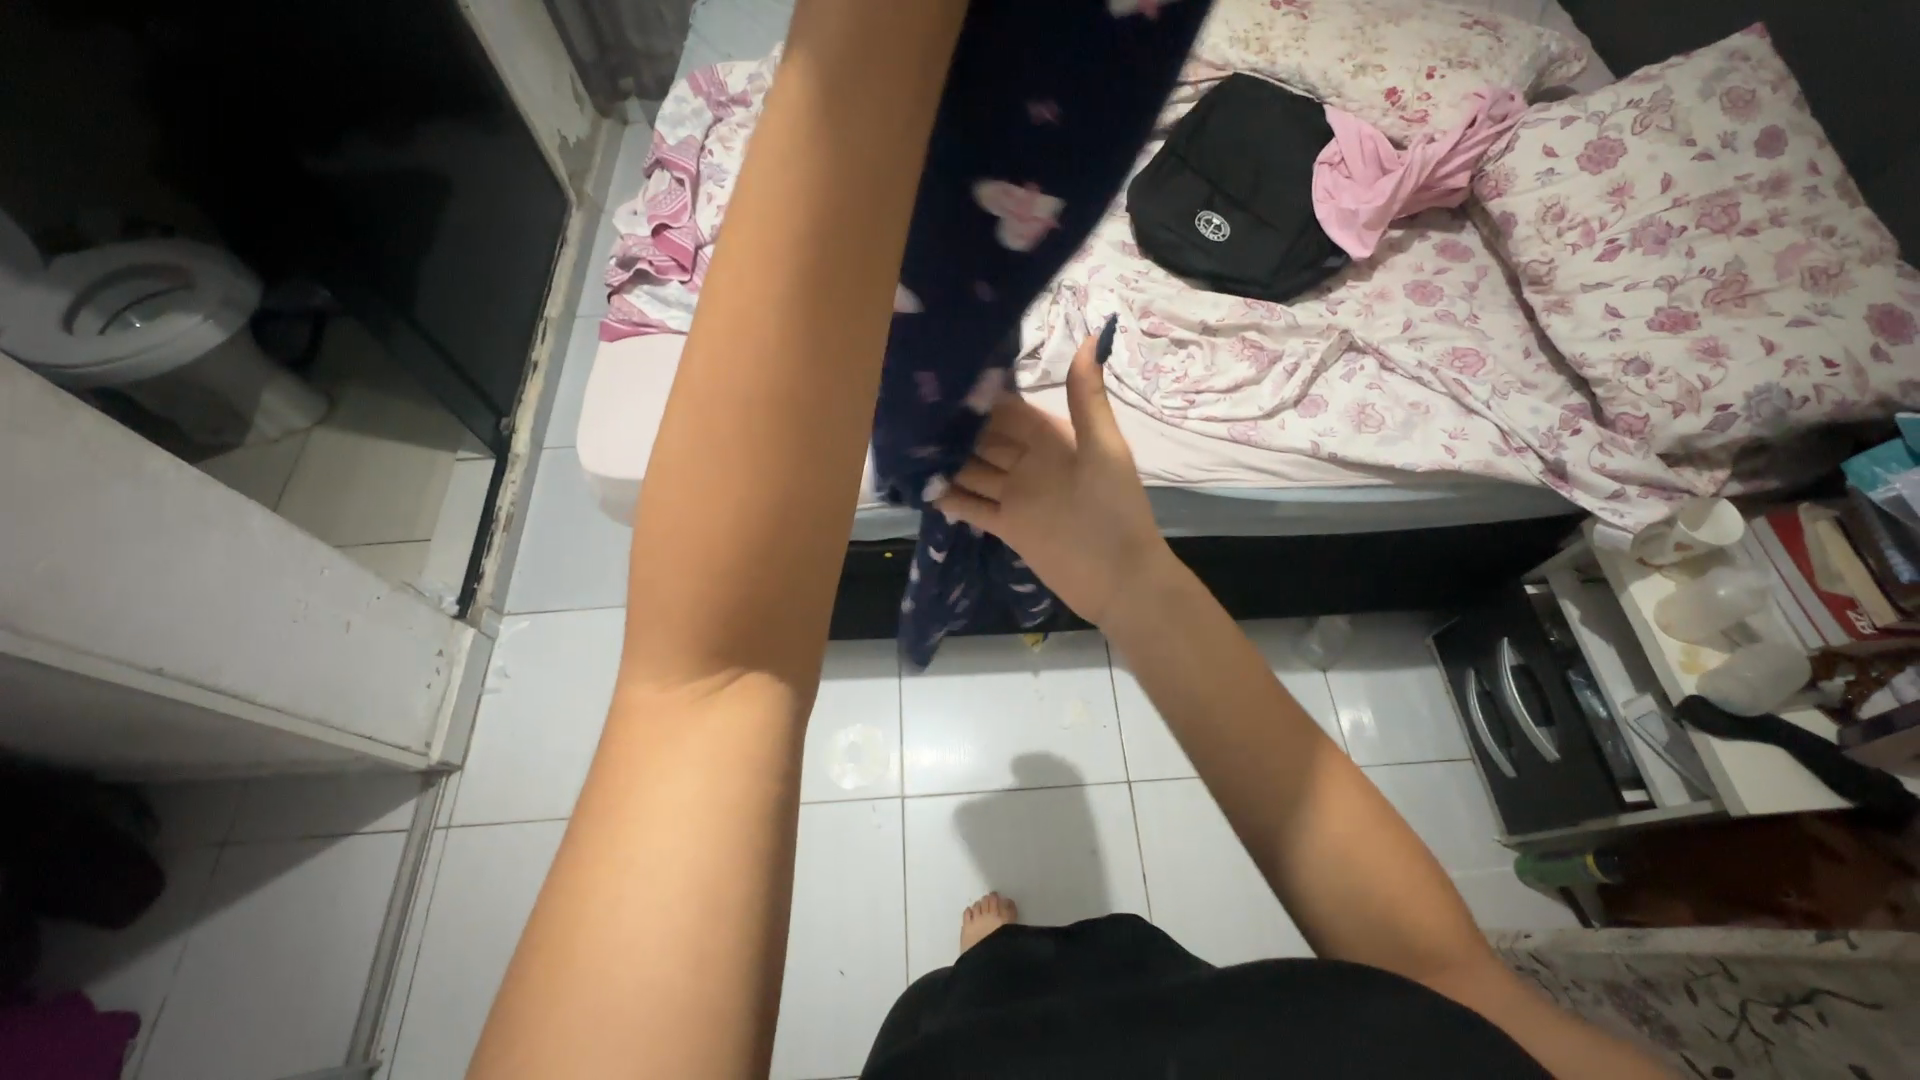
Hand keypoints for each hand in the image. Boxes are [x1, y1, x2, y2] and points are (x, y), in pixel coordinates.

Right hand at [934, 332, 1168, 626]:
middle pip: (985, 440)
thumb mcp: (1103, 449)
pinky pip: (972, 507)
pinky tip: (920, 487)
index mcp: (1054, 439)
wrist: (1120, 580)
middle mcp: (1030, 463)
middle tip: (910, 415)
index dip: (980, 399)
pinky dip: (949, 498)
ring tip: (906, 446)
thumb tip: (1090, 337)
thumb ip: (1087, 398)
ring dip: (946, 461)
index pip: (1009, 411)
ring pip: (973, 471)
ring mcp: (1017, 496)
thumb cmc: (1116, 511)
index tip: (943, 382)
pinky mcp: (1007, 527)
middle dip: (955, 429)